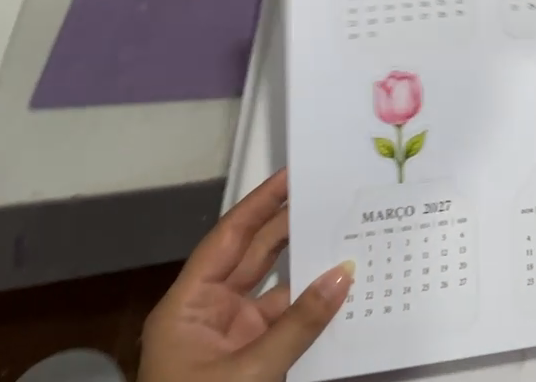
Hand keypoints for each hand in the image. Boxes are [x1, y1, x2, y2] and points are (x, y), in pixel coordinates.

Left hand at [140, 169, 353, 381]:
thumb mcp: (248, 375)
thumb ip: (300, 324)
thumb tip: (345, 273)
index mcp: (188, 307)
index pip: (229, 238)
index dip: (261, 203)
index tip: (295, 173)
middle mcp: (208, 313)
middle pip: (253, 254)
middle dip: (290, 224)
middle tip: (332, 191)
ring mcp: (231, 338)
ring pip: (274, 285)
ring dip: (308, 263)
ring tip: (346, 229)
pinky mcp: (252, 360)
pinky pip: (286, 319)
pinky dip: (313, 303)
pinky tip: (343, 285)